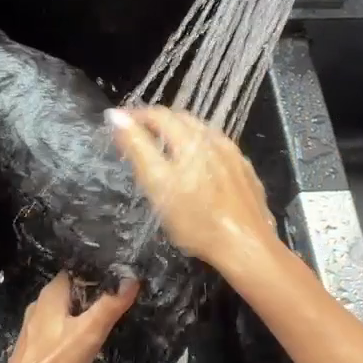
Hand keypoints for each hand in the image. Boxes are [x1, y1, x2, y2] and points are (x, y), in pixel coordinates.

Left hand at [0, 272, 138, 362]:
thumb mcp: (89, 333)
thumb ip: (109, 307)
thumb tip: (131, 280)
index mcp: (50, 295)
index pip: (74, 271)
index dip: (95, 272)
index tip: (118, 276)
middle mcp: (38, 305)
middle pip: (69, 291)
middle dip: (91, 294)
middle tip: (117, 298)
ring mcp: (33, 326)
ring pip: (61, 311)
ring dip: (80, 313)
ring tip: (104, 317)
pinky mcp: (33, 345)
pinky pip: (55, 327)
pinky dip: (70, 328)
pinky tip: (82, 339)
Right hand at [107, 105, 276, 271]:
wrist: (246, 246)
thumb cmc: (196, 220)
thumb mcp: (158, 185)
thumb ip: (137, 148)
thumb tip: (116, 116)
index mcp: (190, 141)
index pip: (159, 116)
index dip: (136, 116)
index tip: (120, 123)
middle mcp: (214, 141)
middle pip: (183, 119)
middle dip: (159, 121)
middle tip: (139, 133)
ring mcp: (234, 156)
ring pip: (203, 132)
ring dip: (181, 132)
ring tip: (166, 146)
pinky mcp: (246, 171)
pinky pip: (219, 148)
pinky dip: (201, 147)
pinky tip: (199, 164)